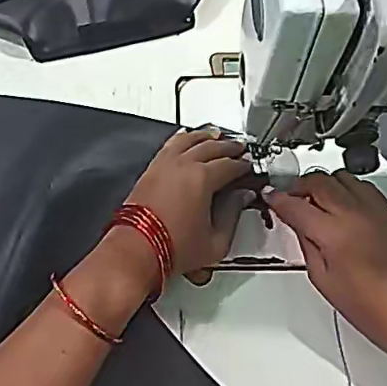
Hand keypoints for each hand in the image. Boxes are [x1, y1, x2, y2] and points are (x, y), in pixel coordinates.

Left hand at [123, 128, 255, 277]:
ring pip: (189, 139)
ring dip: (206, 136)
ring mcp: (163, 165)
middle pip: (211, 146)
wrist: (137, 250)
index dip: (244, 165)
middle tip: (239, 149)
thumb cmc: (170, 247)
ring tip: (217, 136)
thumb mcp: (216, 241)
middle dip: (229, 147)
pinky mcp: (150, 170)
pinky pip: (170, 145)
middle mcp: (182, 165)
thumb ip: (233, 215)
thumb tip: (240, 199)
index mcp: (202, 178)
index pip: (230, 164)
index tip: (249, 167)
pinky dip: (183, 139)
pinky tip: (186, 140)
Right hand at [267, 171, 386, 343]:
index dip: (277, 199)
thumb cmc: (369, 303)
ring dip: (324, 184)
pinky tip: (342, 202)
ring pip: (341, 177)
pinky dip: (347, 189)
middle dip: (298, 186)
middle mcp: (354, 213)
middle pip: (318, 181)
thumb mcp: (320, 276)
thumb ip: (305, 243)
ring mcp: (374, 210)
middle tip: (290, 197)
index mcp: (332, 230)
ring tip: (315, 199)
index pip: (294, 203)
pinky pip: (363, 187)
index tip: (271, 197)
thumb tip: (297, 224)